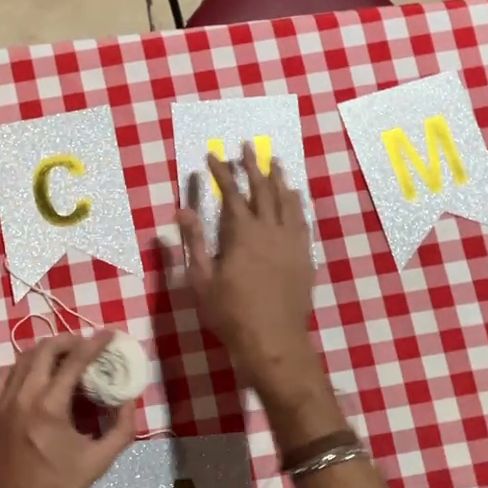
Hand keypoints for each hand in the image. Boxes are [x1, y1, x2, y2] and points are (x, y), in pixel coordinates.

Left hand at [0, 332, 139, 487]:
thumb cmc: (58, 487)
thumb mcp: (100, 461)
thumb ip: (122, 427)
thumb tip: (131, 398)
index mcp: (49, 407)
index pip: (74, 360)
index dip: (94, 343)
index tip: (109, 334)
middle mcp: (22, 396)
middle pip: (45, 349)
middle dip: (68, 341)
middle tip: (85, 345)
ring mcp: (1, 401)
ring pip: (22, 358)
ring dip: (45, 351)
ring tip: (63, 356)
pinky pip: (4, 374)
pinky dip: (22, 366)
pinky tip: (35, 374)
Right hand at [178, 143, 324, 412]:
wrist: (274, 341)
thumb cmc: (230, 313)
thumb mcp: (200, 280)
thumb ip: (193, 242)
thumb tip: (183, 210)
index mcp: (241, 234)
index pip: (230, 193)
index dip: (221, 172)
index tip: (213, 155)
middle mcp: (269, 230)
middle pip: (262, 190)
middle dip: (253, 166)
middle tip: (248, 147)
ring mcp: (291, 242)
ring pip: (287, 201)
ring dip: (279, 179)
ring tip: (275, 162)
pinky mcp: (304, 256)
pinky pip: (302, 221)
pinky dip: (297, 204)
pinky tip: (296, 197)